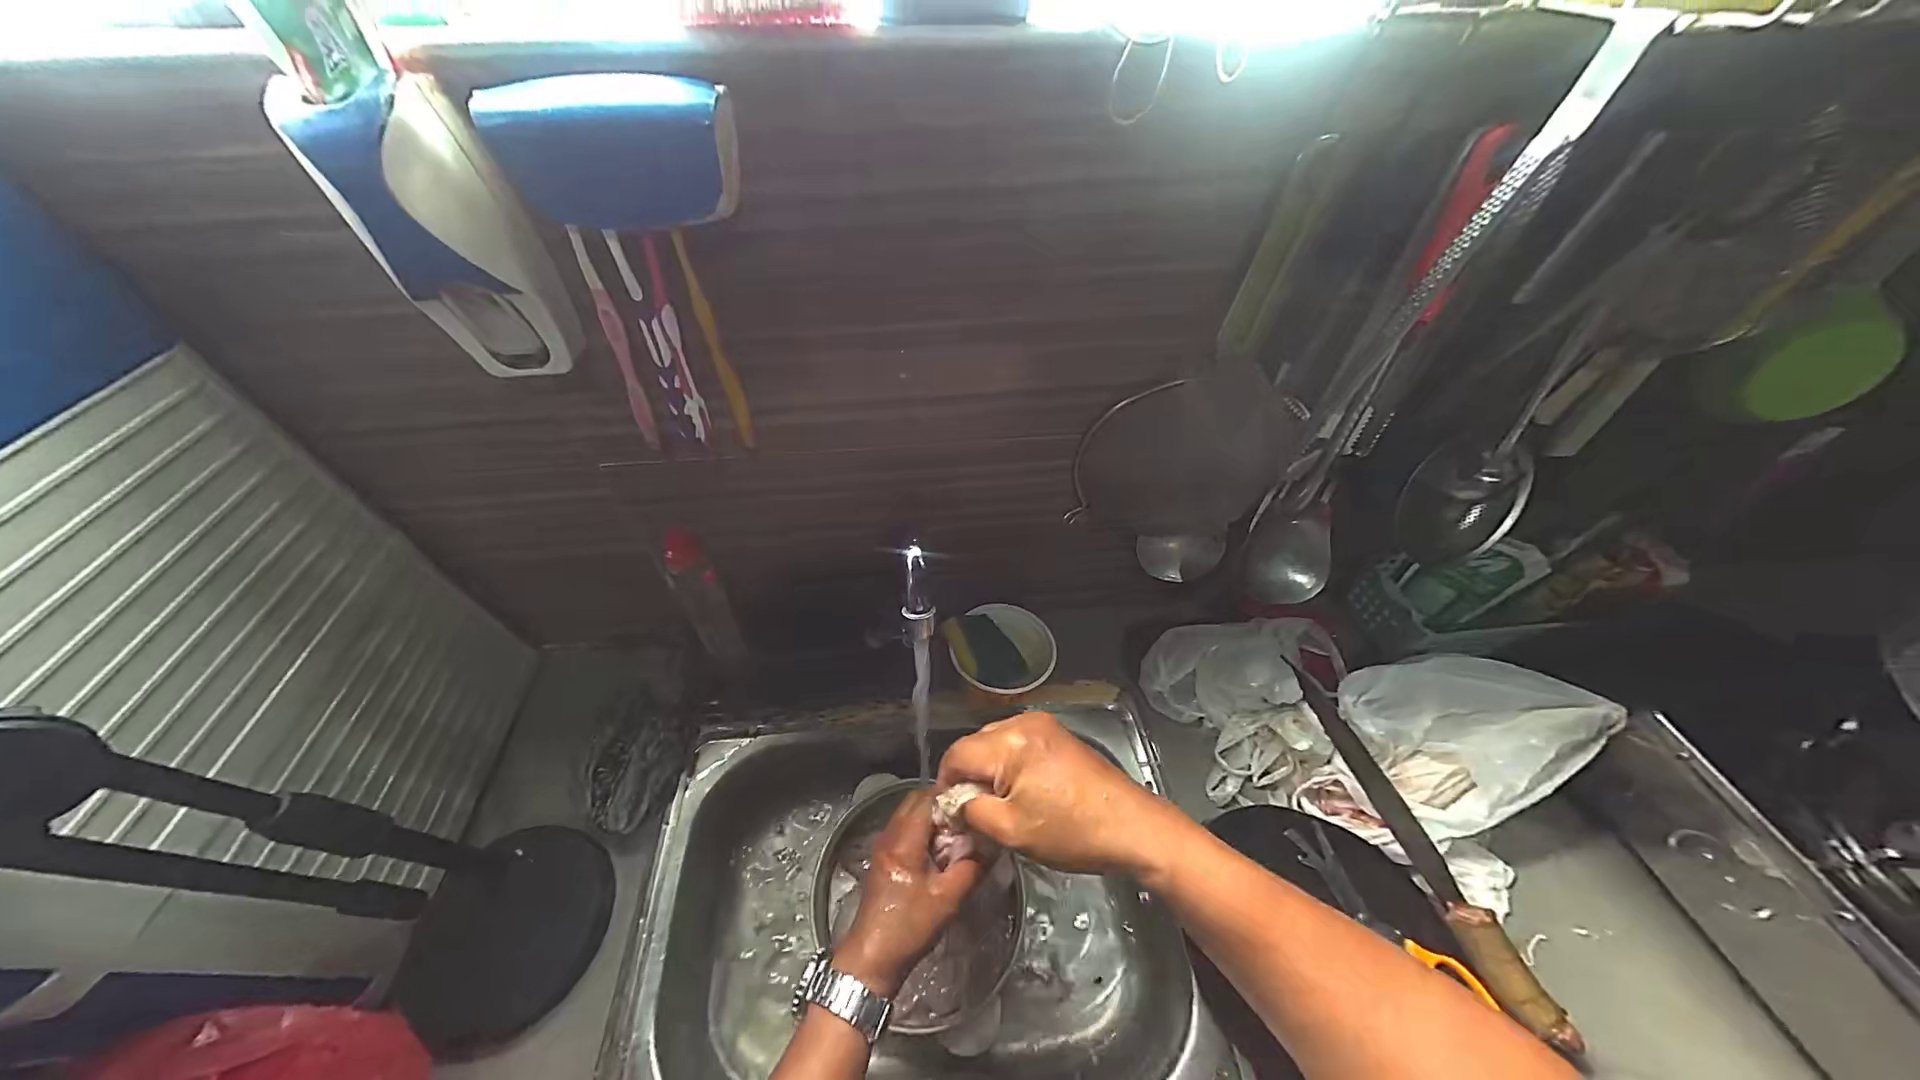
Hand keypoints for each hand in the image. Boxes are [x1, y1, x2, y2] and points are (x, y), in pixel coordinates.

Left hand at [836, 790, 982, 996]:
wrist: (871, 959)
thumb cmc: (908, 927)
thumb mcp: (948, 899)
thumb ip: (972, 867)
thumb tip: (991, 846)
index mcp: (903, 840)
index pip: (927, 797)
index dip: (951, 795)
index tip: (973, 803)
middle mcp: (889, 835)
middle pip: (916, 801)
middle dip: (943, 805)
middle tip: (967, 819)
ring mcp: (882, 846)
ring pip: (910, 815)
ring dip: (933, 819)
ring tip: (957, 835)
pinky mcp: (882, 859)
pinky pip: (904, 831)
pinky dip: (923, 832)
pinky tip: (940, 851)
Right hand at [937, 711, 1192, 881]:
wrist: (1133, 826)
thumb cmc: (1072, 832)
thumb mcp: (1011, 830)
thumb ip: (971, 811)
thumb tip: (953, 804)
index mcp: (1010, 742)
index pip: (956, 755)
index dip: (946, 785)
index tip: (950, 814)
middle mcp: (1024, 722)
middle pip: (974, 744)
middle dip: (968, 777)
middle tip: (973, 813)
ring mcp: (1044, 725)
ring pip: (995, 743)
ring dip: (989, 771)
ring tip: (998, 805)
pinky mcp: (1058, 734)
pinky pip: (1017, 743)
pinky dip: (1010, 765)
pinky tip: (1020, 792)